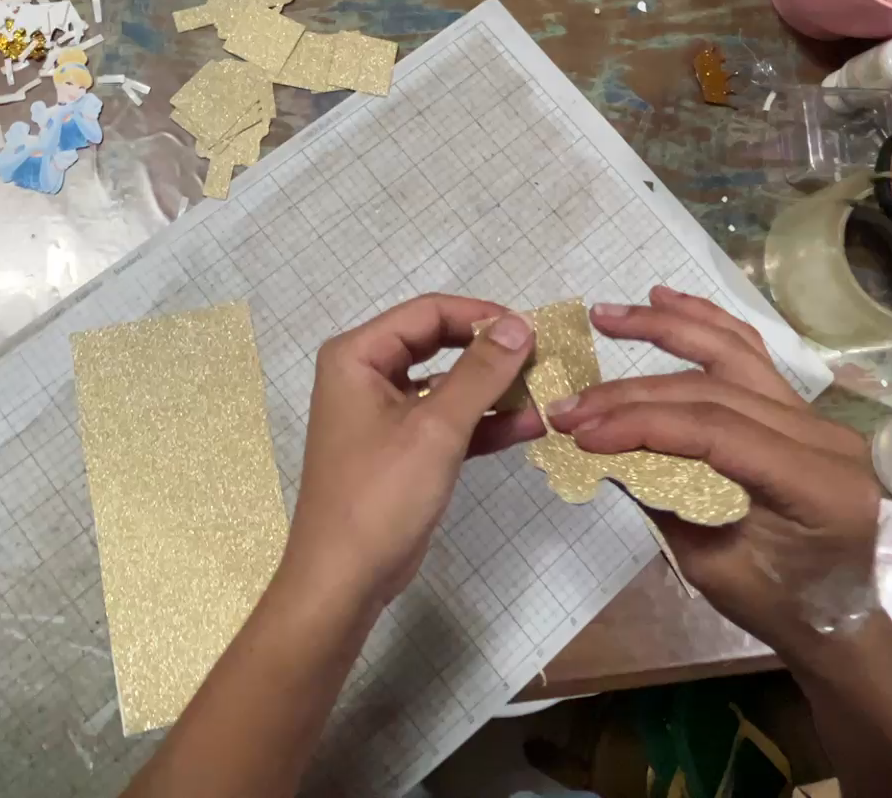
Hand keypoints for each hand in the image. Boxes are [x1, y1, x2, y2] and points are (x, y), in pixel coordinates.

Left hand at [285, 294, 545, 609]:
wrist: (344, 579)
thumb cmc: (381, 493)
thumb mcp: (436, 428)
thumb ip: (480, 372)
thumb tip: (519, 324)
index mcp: (358, 355)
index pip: (426, 313)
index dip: (480, 316)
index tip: (532, 328)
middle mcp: (366, 374)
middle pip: (437, 344)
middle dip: (489, 353)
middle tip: (543, 357)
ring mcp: (383, 413)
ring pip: (445, 385)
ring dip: (492, 390)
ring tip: (546, 389)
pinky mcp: (401, 448)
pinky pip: (445, 421)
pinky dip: (482, 424)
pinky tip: (529, 425)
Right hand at [546, 287, 882, 657]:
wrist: (836, 614)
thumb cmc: (779, 602)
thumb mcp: (712, 565)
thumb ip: (661, 498)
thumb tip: (597, 448)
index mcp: (816, 483)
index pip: (714, 430)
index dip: (641, 424)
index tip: (581, 434)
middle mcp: (822, 436)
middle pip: (711, 388)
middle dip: (629, 393)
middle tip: (569, 404)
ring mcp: (812, 414)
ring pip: (732, 350)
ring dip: (665, 327)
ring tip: (607, 316)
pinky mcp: (794, 407)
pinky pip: (747, 352)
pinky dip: (704, 321)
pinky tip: (667, 299)